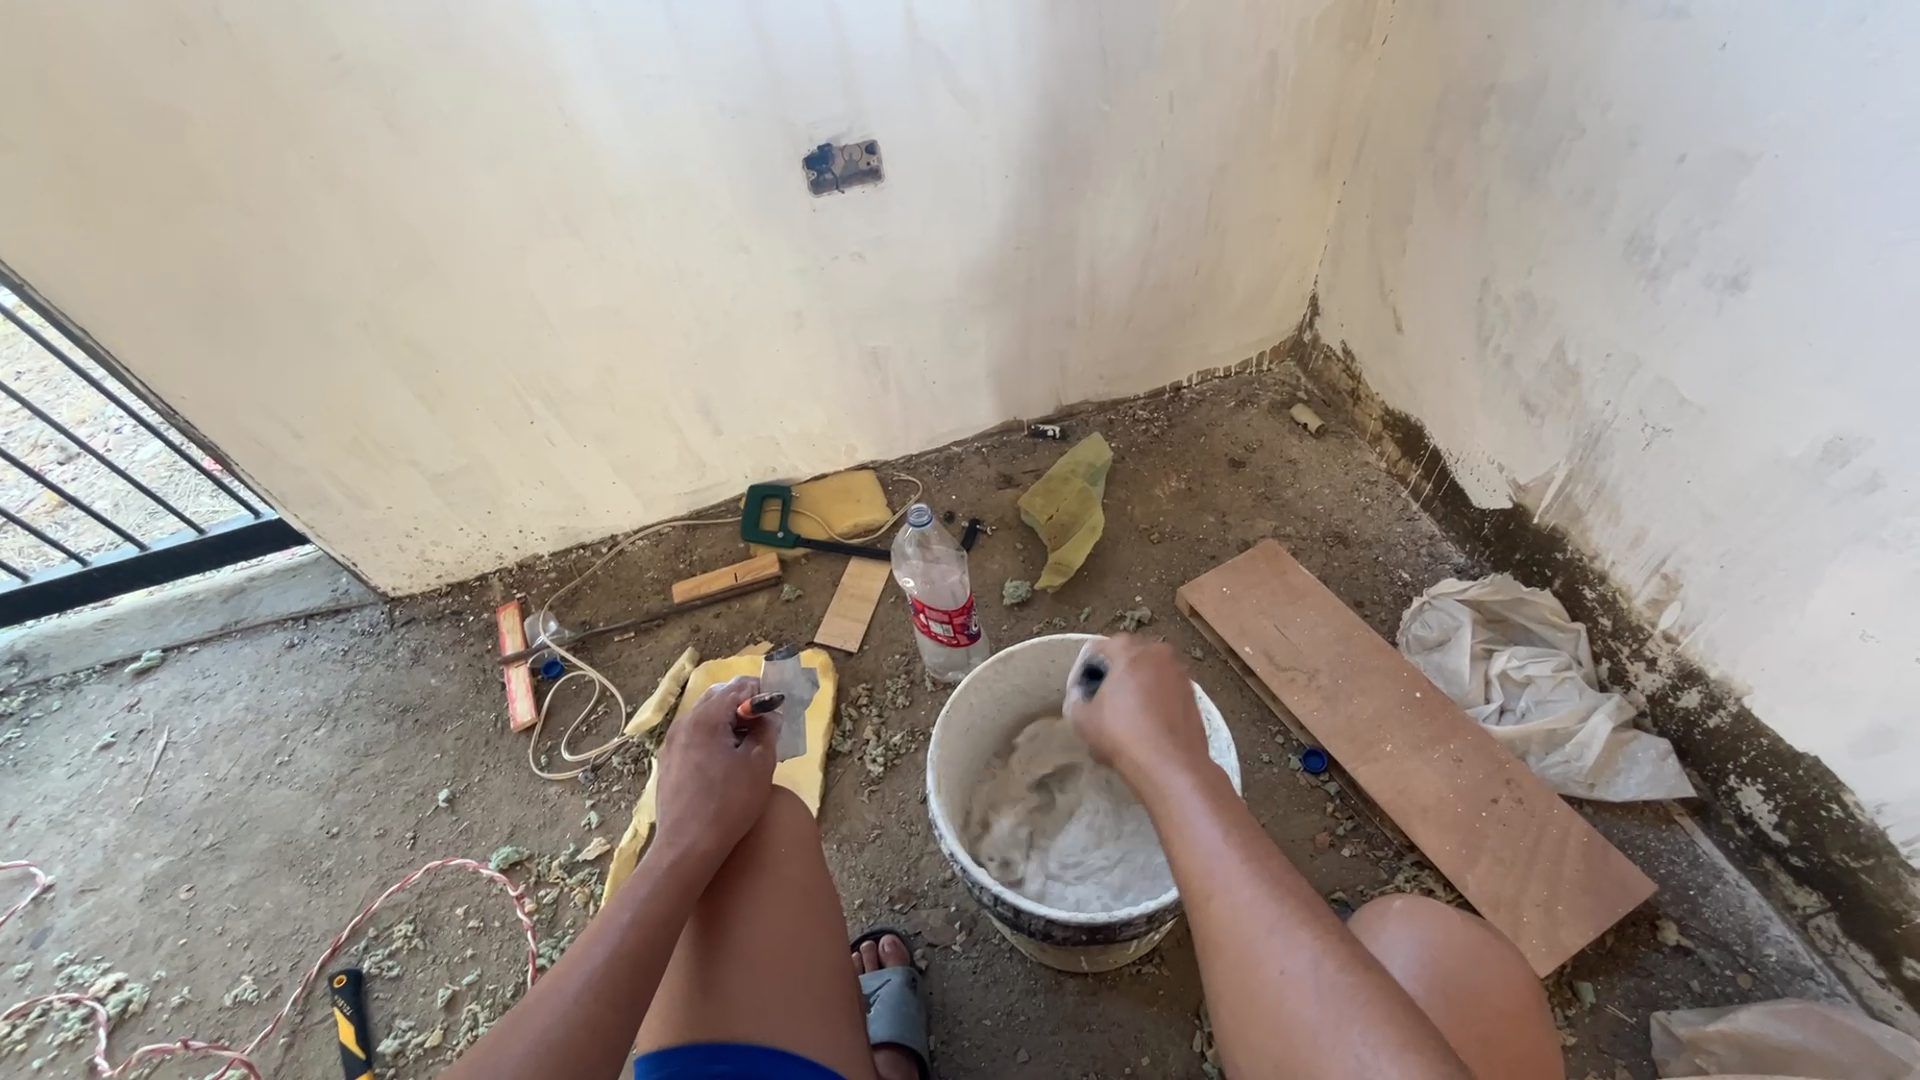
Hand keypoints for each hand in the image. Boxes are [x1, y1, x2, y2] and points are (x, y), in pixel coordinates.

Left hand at [653, 675, 776, 868]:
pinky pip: (694, 735)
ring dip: (728, 721)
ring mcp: (671, 744)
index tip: (776, 709)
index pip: (737, 687)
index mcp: (705, 719)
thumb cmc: (729, 804)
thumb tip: (768, 715)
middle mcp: (683, 724)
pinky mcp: (668, 762)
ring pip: (704, 717)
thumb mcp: (759, 765)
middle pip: (717, 698)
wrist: (687, 848)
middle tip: (764, 725)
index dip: (761, 693)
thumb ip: (766, 731)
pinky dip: (713, 736)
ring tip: (747, 744)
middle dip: (743, 704)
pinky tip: (725, 760)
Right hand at [1065, 635, 1212, 791]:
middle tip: (1101, 697)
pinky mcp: (1193, 694)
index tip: (1081, 692)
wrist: (1172, 766)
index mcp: (1129, 651)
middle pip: (1127, 656)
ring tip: (1125, 711)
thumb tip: (1080, 699)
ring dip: (1136, 684)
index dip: (1084, 669)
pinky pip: (1166, 688)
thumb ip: (1076, 701)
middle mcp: (1158, 653)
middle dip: (1113, 672)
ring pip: (1149, 671)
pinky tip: (1146, 721)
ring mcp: (1180, 673)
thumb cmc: (1122, 735)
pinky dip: (1155, 697)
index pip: (1098, 648)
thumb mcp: (1083, 720)